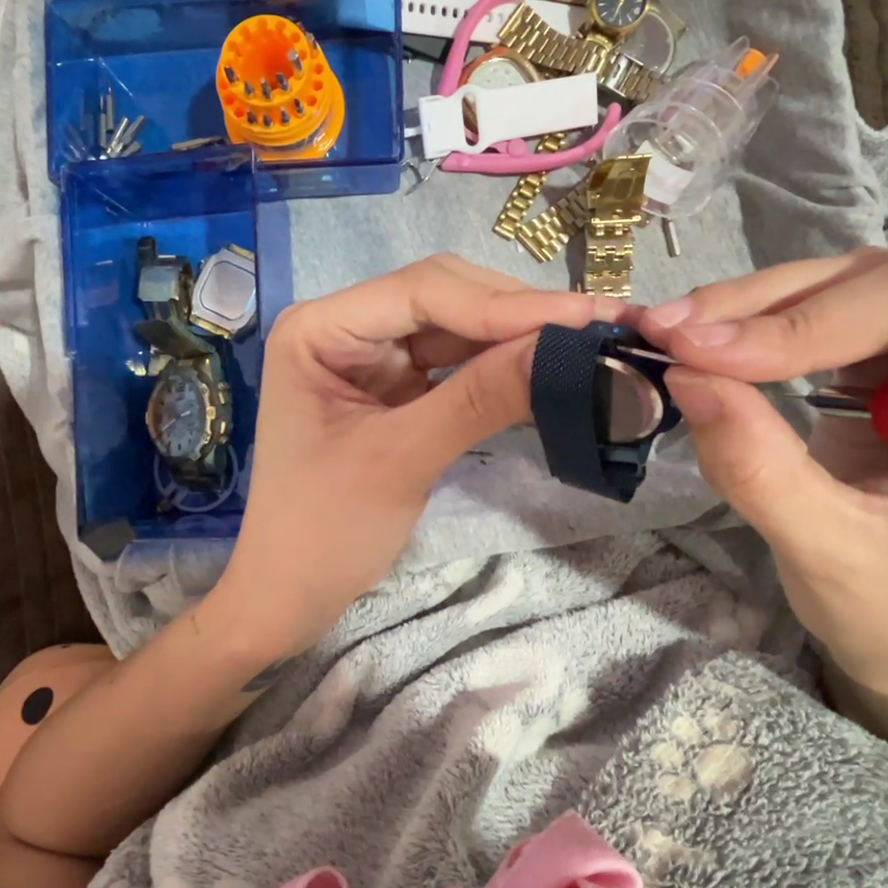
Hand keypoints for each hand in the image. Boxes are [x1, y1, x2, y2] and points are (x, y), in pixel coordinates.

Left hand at [210, 255, 626, 653]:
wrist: (288, 595)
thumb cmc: (323, 532)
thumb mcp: (401, 459)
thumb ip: (480, 397)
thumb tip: (568, 346)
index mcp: (317, 330)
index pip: (420, 292)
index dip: (503, 303)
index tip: (583, 316)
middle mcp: (341, 327)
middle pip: (441, 298)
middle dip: (515, 314)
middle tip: (599, 327)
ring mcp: (367, 357)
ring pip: (455, 327)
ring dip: (516, 337)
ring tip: (589, 342)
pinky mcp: (391, 387)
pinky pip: (454, 363)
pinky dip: (498, 367)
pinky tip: (546, 369)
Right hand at [642, 224, 887, 689]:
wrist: (875, 616)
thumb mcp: (836, 559)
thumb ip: (766, 474)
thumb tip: (686, 374)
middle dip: (824, 313)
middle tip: (704, 350)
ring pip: (865, 270)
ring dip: (763, 301)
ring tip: (669, 332)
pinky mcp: (877, 339)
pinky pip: (816, 292)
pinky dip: (745, 310)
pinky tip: (684, 331)